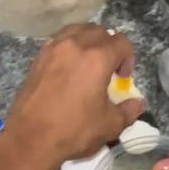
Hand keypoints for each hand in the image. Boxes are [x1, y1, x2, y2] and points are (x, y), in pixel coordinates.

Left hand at [2, 24, 142, 166]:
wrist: (31, 138)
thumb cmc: (74, 130)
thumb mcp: (110, 125)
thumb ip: (128, 111)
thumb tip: (137, 103)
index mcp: (97, 58)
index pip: (121, 42)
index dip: (128, 57)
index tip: (123, 77)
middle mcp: (75, 46)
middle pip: (98, 31)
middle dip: (109, 46)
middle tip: (108, 69)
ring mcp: (53, 49)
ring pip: (76, 30)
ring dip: (87, 41)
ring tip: (88, 62)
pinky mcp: (38, 58)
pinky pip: (58, 41)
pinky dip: (68, 46)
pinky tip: (67, 67)